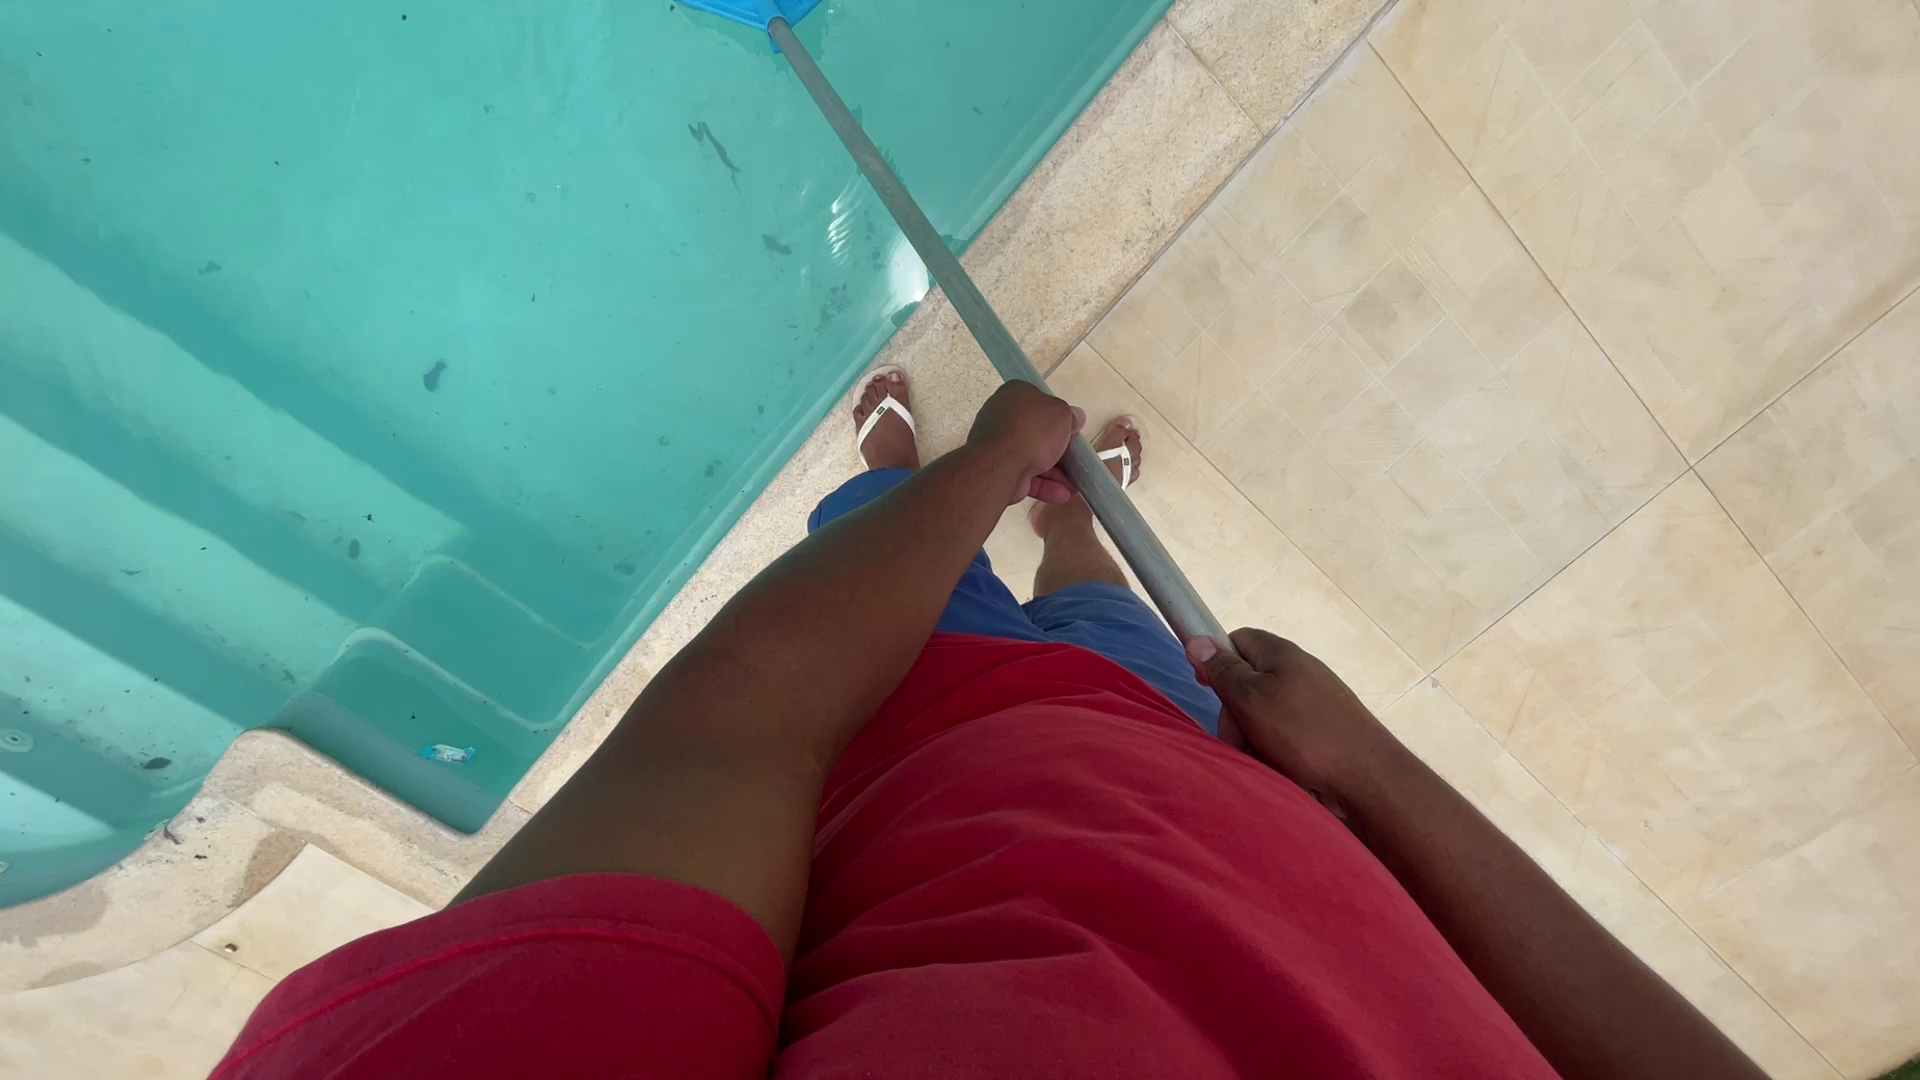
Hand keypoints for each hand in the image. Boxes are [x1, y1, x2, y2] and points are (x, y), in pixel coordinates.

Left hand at [966, 381, 1084, 504]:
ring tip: (1074, 485)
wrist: (1001, 464)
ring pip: (1032, 458)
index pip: (1039, 403)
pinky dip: (1044, 485)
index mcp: (1014, 394)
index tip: (1071, 431)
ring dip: (1056, 474)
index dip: (1057, 418)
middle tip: (1076, 460)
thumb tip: (1075, 417)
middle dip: (1059, 452)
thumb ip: (1070, 416)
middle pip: (1037, 435)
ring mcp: (998, 446)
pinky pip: (1024, 476)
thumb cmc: (1033, 430)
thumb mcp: (1062, 415)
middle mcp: (1002, 417)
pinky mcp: (998, 470)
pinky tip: (1061, 494)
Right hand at [1187, 629, 1404, 815]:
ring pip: (1263, 714)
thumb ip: (1222, 670)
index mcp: (1281, 654)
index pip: (1237, 640)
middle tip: (1236, 740)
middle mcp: (1299, 672)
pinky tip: (1280, 771)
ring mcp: (1314, 702)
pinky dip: (1275, 752)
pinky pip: (1284, 735)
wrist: (1370, 782)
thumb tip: (1196, 640)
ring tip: (1261, 762)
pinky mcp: (1324, 731)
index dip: (1217, 660)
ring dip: (1252, 738)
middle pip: (1247, 682)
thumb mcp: (1252, 699)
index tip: (1206, 687)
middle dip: (1234, 713)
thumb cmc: (1304, 733)